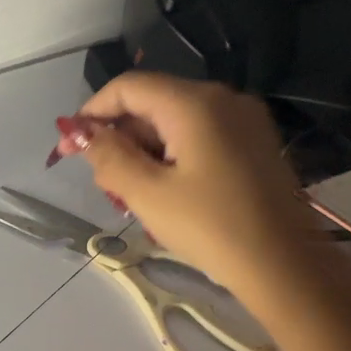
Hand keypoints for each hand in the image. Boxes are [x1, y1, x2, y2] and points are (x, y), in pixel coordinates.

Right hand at [55, 72, 322, 295]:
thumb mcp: (146, 193)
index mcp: (195, 105)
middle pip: (150, 102)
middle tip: (97, 179)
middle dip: (115, 135)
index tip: (68, 148)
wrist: (282, 263)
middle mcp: (222, 100)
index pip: (128, 87)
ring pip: (171, 121)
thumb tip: (79, 133)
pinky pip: (195, 135)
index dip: (91, 112)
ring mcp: (241, 120)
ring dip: (138, 150)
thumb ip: (107, 156)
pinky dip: (166, 155)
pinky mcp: (250, 143)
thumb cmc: (209, 226)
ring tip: (125, 193)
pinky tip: (157, 190)